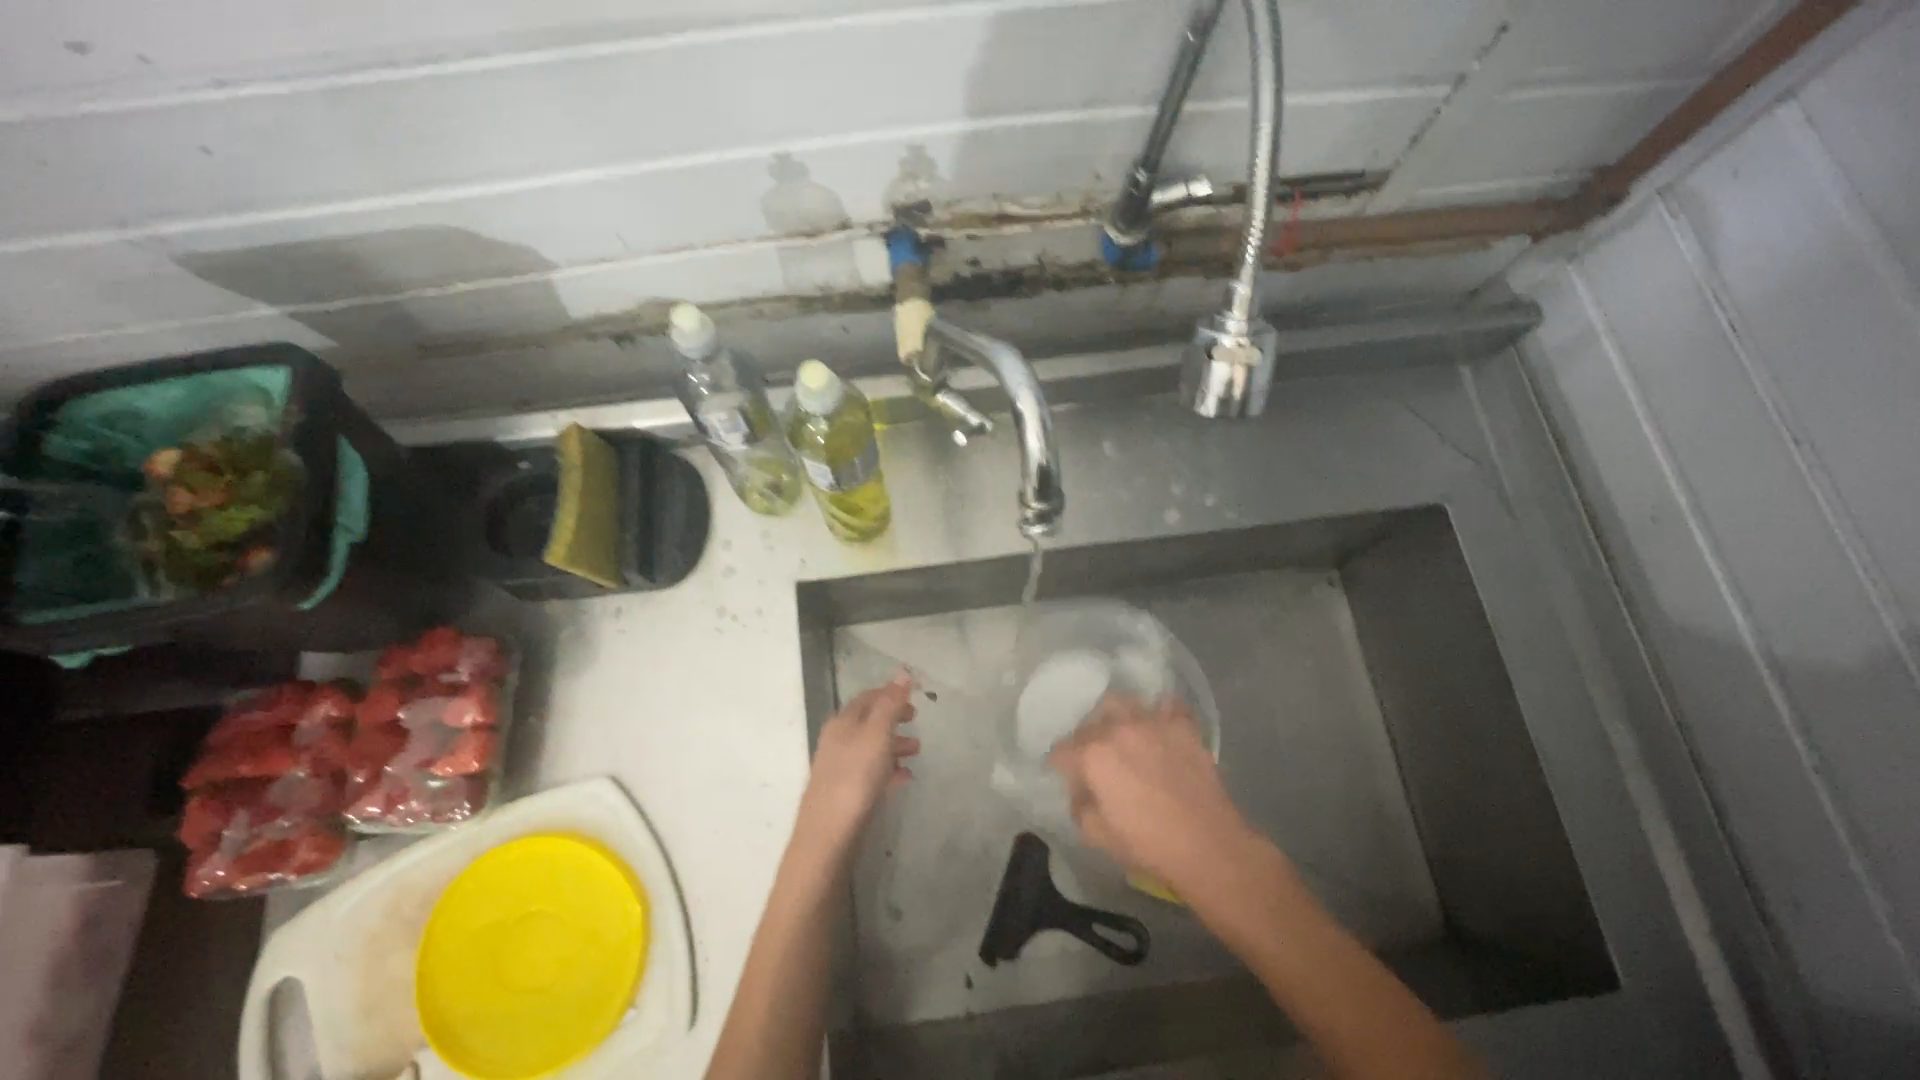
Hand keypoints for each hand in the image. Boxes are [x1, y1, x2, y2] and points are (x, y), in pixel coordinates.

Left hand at [795, 671, 920, 852]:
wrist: (829, 833)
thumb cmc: (855, 777)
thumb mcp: (876, 735)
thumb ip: (890, 705)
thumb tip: (903, 673)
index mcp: (842, 722)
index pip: (868, 698)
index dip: (891, 694)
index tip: (914, 697)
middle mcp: (838, 741)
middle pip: (869, 722)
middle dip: (894, 719)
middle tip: (917, 721)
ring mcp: (840, 768)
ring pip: (871, 748)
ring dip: (894, 745)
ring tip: (918, 752)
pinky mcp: (846, 793)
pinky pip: (871, 773)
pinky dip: (889, 770)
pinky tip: (905, 778)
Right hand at [1047, 695, 1261, 895]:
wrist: (1206, 844)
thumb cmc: (1147, 843)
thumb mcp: (1096, 835)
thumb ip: (1079, 807)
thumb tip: (1081, 791)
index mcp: (1092, 756)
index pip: (1061, 750)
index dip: (1059, 764)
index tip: (1066, 776)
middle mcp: (1118, 729)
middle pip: (1089, 723)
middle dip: (1085, 739)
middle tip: (1094, 758)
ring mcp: (1153, 722)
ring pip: (1123, 702)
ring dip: (1116, 717)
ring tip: (1122, 734)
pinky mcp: (1183, 726)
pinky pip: (1167, 705)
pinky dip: (1160, 711)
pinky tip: (1159, 726)